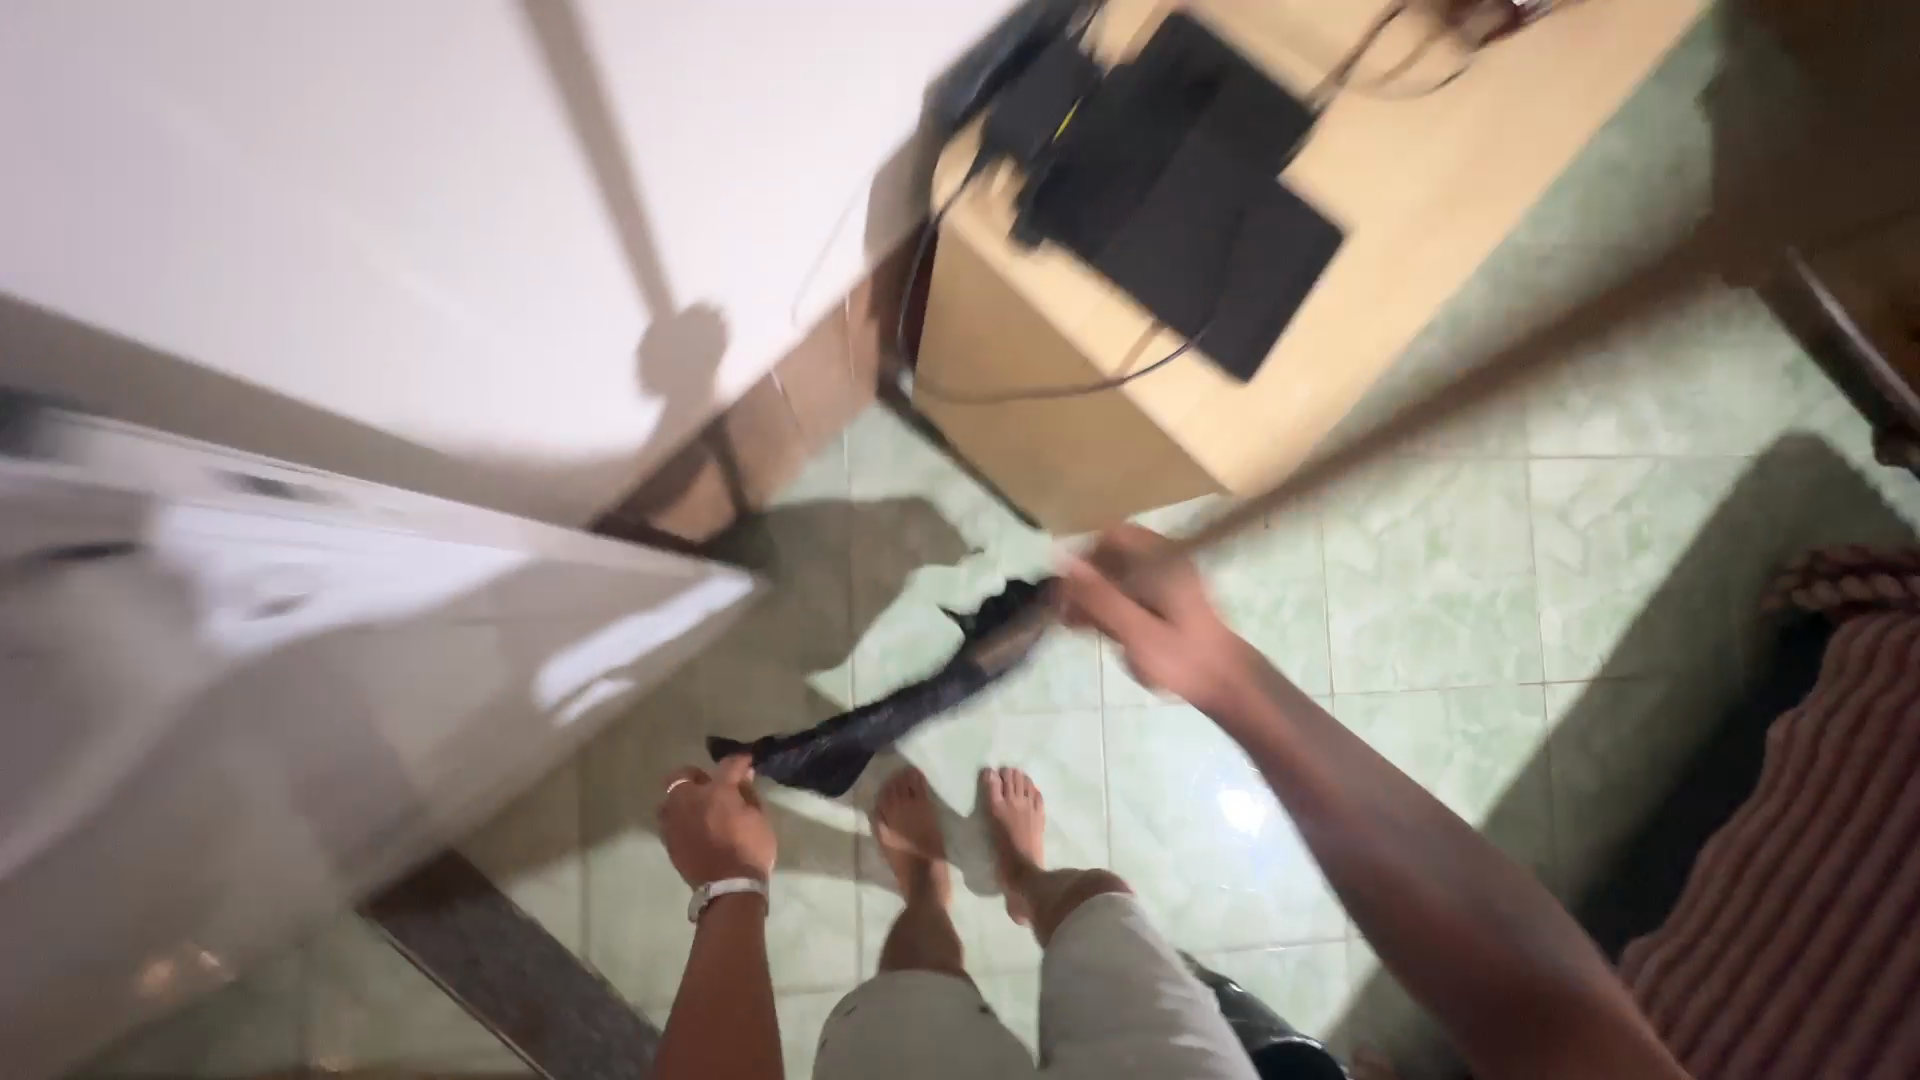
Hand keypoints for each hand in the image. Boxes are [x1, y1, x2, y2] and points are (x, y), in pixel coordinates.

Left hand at [658, 756, 776, 886]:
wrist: (729, 889)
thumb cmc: (750, 849)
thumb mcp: (758, 817)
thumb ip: (748, 793)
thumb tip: (743, 777)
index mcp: (716, 791)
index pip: (728, 765)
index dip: (740, 761)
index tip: (747, 763)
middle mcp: (688, 801)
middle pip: (682, 775)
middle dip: (697, 775)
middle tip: (713, 785)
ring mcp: (674, 822)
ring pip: (670, 798)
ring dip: (684, 797)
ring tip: (700, 807)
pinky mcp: (668, 841)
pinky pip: (670, 820)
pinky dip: (681, 818)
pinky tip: (696, 826)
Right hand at [1057, 524, 1255, 714]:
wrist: (1228, 685)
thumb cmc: (1182, 658)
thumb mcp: (1136, 630)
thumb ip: (1100, 595)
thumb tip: (1063, 559)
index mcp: (1162, 561)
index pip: (1114, 535)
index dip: (1086, 555)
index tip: (1068, 586)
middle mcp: (1166, 563)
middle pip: (1115, 556)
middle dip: (1087, 581)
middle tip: (1065, 612)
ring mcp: (1170, 583)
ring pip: (1120, 577)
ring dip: (1095, 597)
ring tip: (1075, 625)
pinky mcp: (1170, 603)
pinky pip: (1132, 593)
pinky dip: (1112, 608)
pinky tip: (1099, 631)